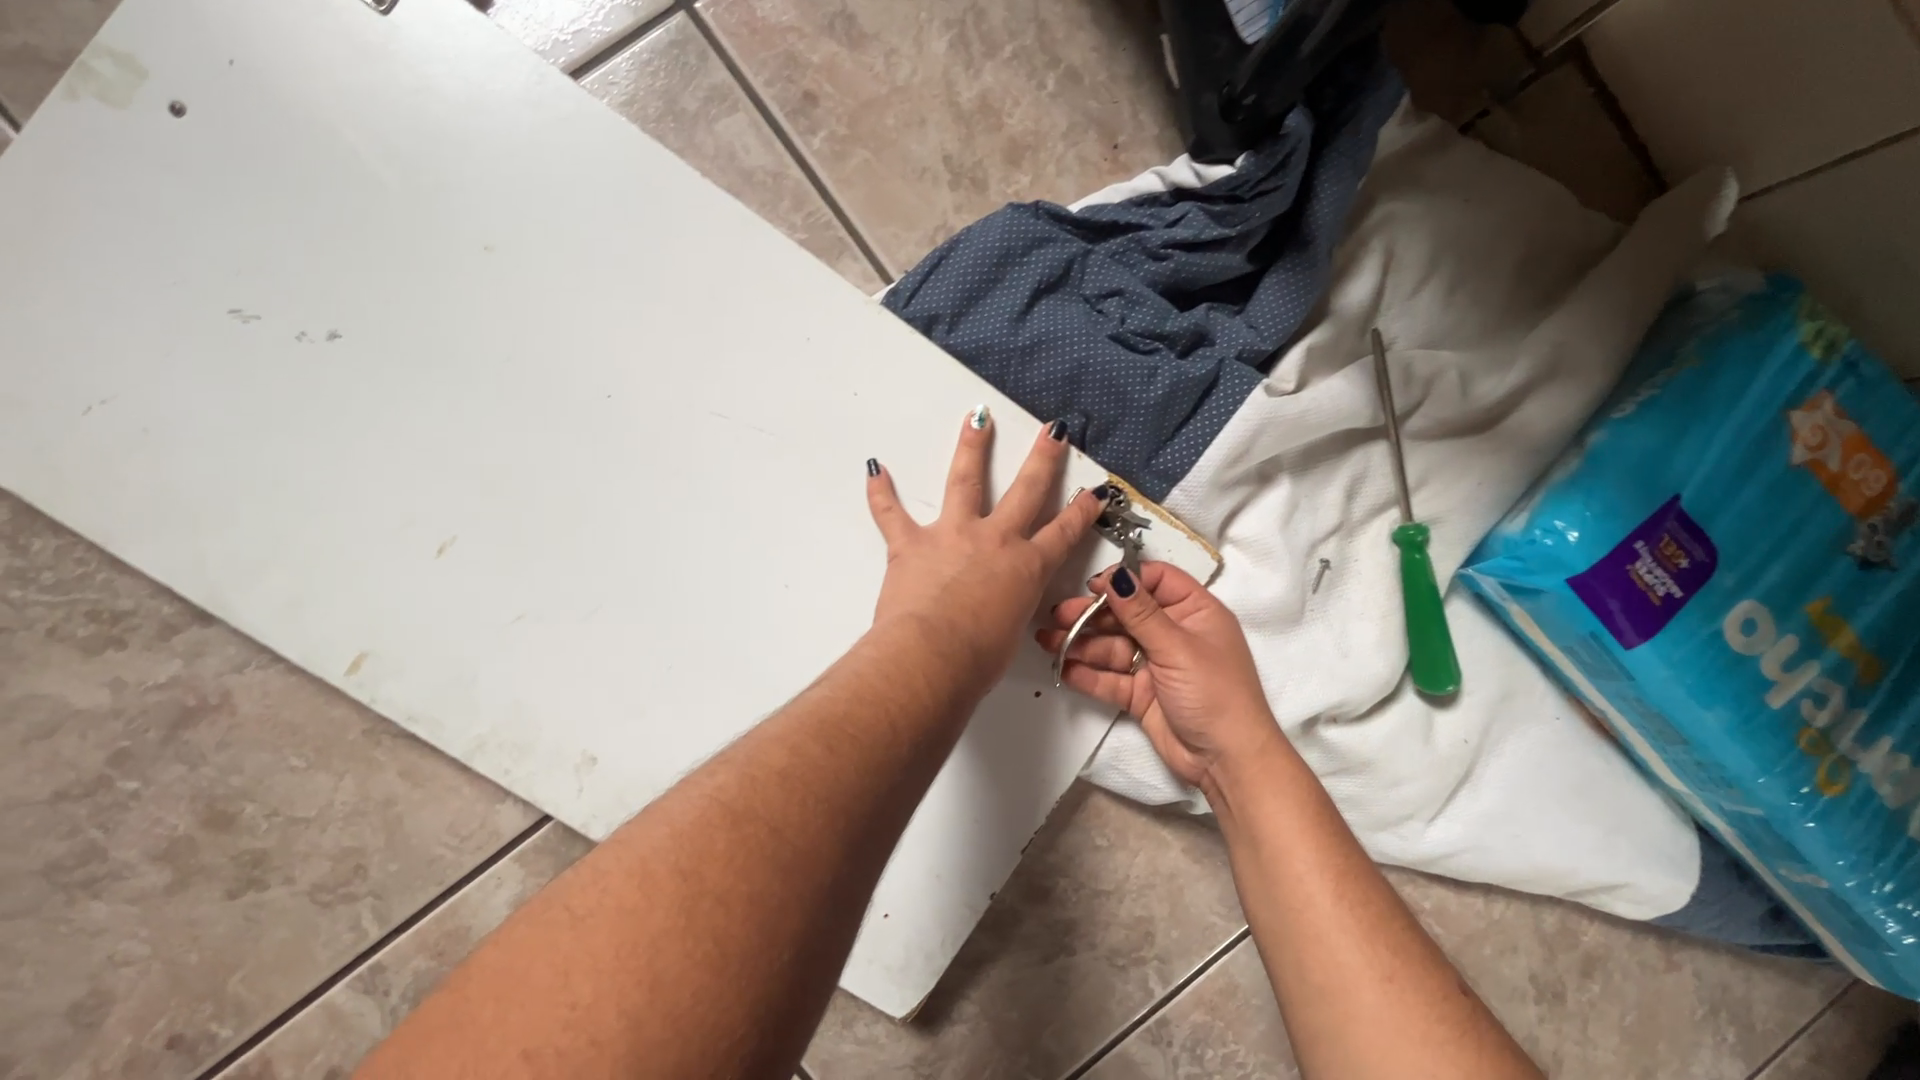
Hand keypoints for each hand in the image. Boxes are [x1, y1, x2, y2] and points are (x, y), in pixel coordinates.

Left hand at [867, 409, 1102, 685]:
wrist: (931, 658)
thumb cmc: (976, 660)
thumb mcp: (1010, 636)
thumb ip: (1008, 611)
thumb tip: (995, 610)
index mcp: (1027, 568)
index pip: (1063, 533)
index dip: (1083, 510)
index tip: (1096, 490)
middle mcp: (995, 541)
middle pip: (1027, 491)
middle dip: (1043, 458)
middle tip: (1054, 431)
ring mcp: (952, 535)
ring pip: (965, 481)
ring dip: (972, 446)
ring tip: (977, 416)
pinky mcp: (911, 543)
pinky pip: (891, 513)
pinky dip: (881, 493)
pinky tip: (875, 469)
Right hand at [1037, 562, 1281, 789]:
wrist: (1226, 761)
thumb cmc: (1215, 693)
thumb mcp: (1178, 647)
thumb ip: (1141, 613)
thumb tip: (1116, 576)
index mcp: (1194, 612)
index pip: (1156, 581)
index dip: (1125, 580)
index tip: (1094, 586)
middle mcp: (1173, 634)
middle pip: (1126, 614)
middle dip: (1091, 615)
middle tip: (1058, 616)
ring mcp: (1155, 665)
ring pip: (1112, 646)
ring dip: (1082, 644)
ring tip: (1049, 643)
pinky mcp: (1141, 694)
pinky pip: (1110, 678)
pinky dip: (1087, 674)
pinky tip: (1064, 669)